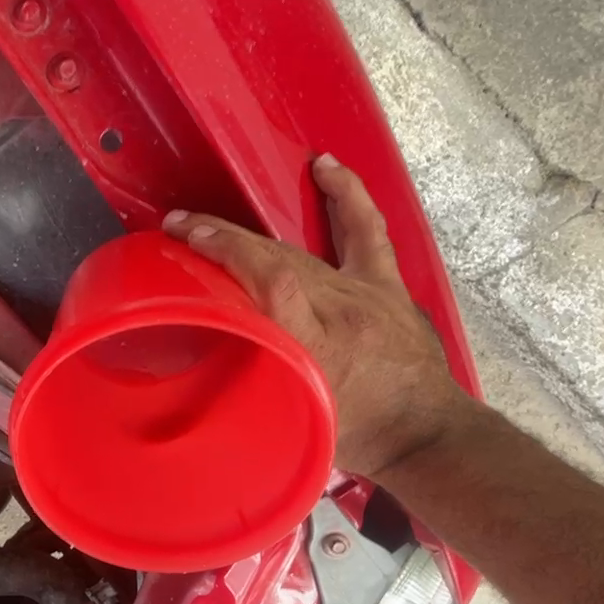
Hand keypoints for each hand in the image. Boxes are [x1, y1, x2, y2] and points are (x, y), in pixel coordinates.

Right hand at [161, 154, 477, 478]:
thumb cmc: (354, 435)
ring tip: (207, 223)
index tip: (188, 239)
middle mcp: (345, 310)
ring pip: (300, 250)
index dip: (229, 252)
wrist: (425, 434)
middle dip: (223, 238)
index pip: (273, 280)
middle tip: (178, 229)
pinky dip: (347, 197)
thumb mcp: (289, 417)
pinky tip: (325, 169)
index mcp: (319, 344)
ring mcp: (367, 293)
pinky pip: (365, 232)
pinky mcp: (384, 287)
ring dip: (249, 235)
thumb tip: (201, 361)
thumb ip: (253, 382)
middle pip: (278, 258)